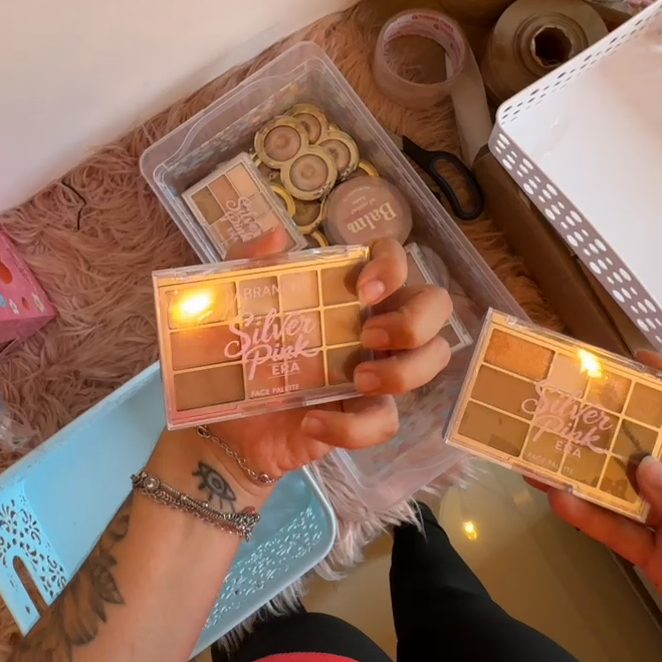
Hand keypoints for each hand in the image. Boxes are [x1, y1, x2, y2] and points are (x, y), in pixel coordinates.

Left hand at [203, 238, 452, 479]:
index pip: (394, 258)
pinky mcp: (362, 416)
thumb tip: (276, 234)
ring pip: (430, 362)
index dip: (392, 265)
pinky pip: (385, 422)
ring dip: (402, 372)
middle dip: (415, 320)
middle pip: (436, 307)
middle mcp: (373, 323)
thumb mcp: (234, 297)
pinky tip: (312, 421)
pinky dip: (352, 427)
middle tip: (368, 335)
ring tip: (356, 380)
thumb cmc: (241, 347)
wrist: (226, 417)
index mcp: (347, 290)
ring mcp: (375, 369)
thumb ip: (248, 260)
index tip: (362, 289)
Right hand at [536, 352, 661, 661]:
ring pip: (628, 492)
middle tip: (571, 406)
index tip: (644, 361)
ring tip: (547, 455)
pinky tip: (561, 502)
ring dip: (589, 476)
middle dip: (616, 430)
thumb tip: (644, 466)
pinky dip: (589, 518)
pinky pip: (620, 534)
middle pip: (659, 453)